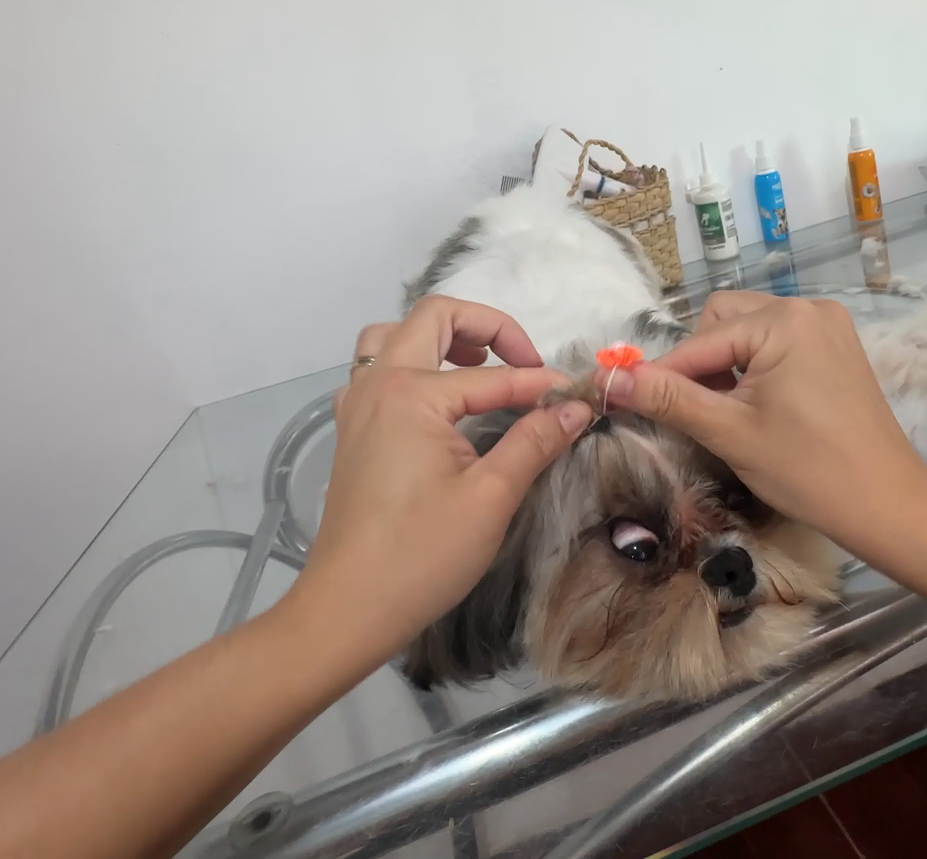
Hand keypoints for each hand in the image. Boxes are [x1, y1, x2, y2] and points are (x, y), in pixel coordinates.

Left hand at [291, 296, 592, 661]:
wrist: (348, 608)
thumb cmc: (422, 554)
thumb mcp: (491, 497)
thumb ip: (535, 441)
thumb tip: (576, 406)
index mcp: (411, 394)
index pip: (494, 376)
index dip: (541, 383)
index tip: (578, 396)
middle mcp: (377, 385)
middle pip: (433, 318)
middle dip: (487, 327)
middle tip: (524, 361)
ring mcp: (357, 406)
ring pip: (393, 336)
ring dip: (440, 338)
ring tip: (479, 366)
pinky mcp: (352, 430)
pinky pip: (377, 371)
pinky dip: (412, 365)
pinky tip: (440, 402)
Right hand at [606, 291, 926, 541]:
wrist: (887, 505)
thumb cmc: (807, 470)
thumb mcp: (729, 432)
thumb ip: (667, 398)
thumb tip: (607, 378)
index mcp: (784, 321)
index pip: (701, 341)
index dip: (662, 373)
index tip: (628, 400)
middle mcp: (808, 308)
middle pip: (725, 319)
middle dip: (700, 361)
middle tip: (699, 410)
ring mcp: (828, 325)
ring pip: (750, 329)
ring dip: (726, 362)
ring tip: (728, 410)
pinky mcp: (838, 346)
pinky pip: (778, 340)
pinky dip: (756, 364)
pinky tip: (758, 403)